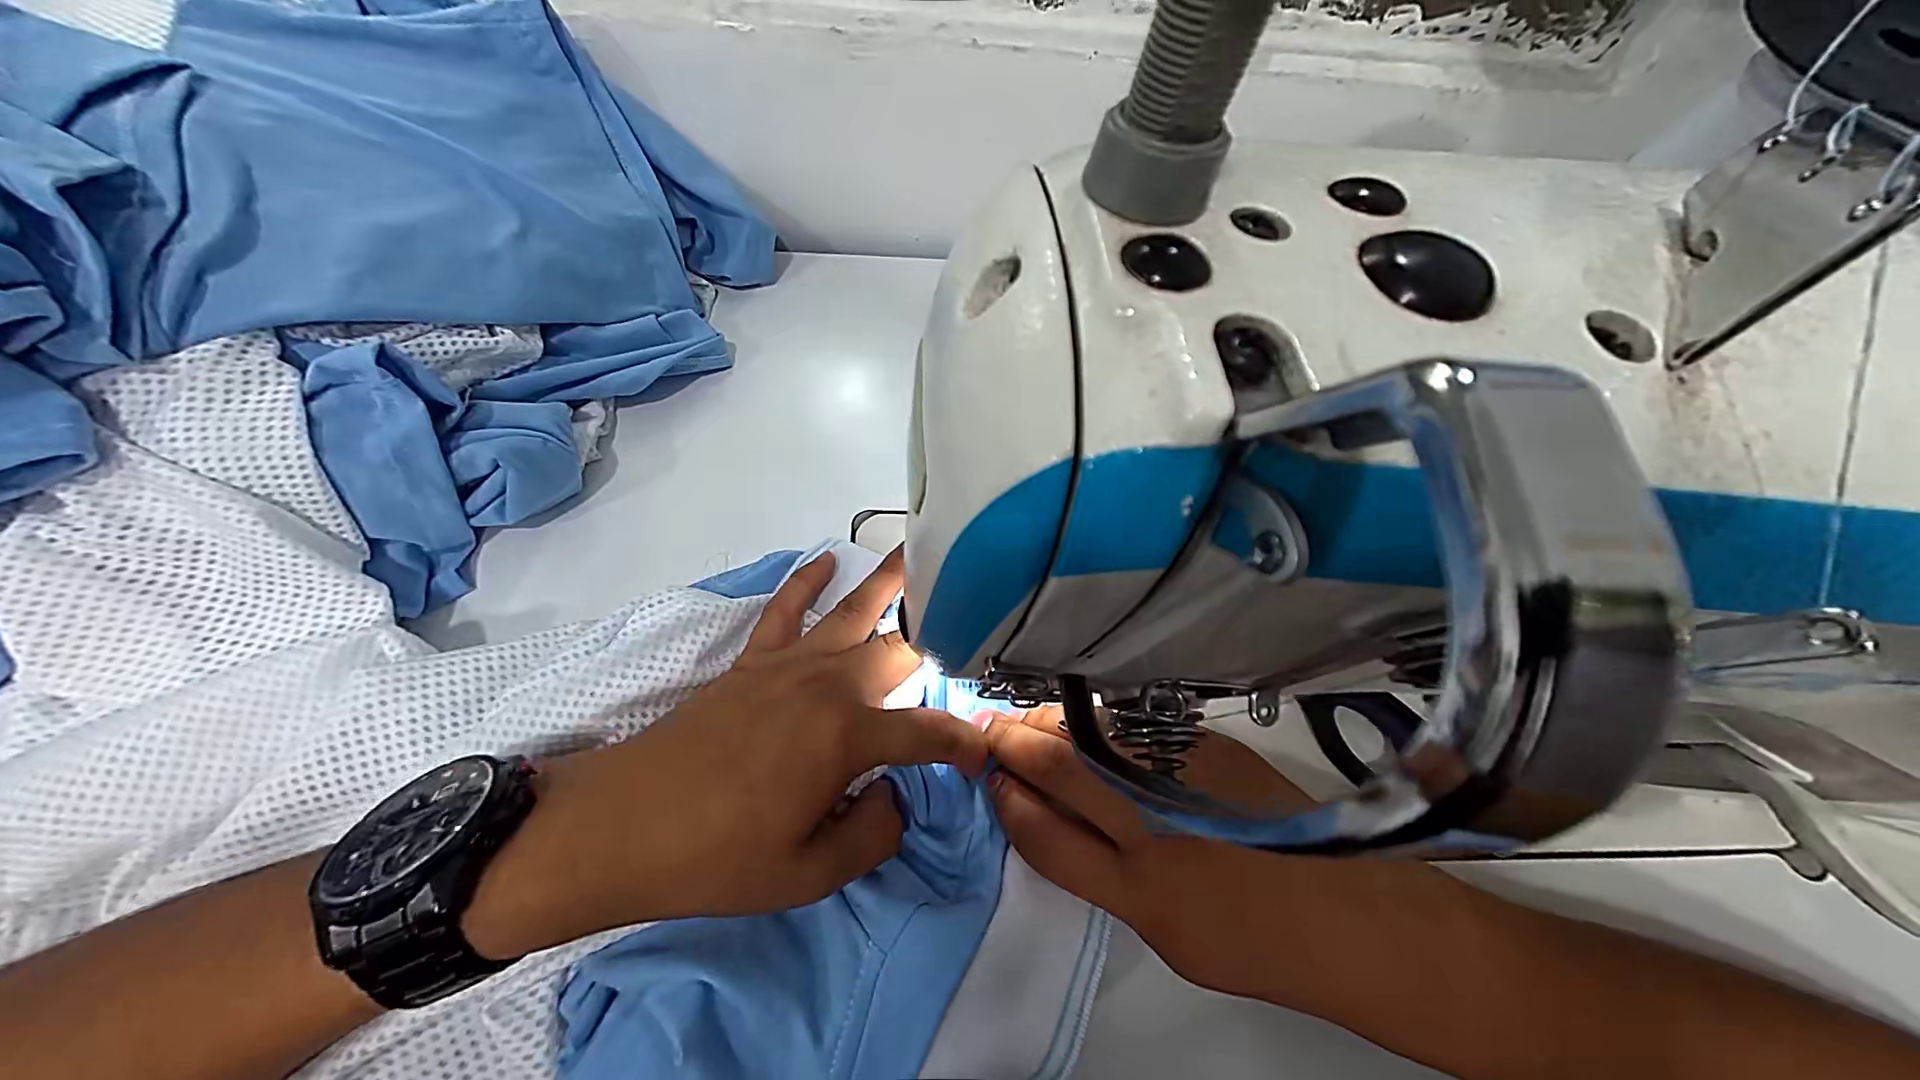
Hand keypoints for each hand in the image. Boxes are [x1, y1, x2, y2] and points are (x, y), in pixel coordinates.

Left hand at [465, 549, 989, 956]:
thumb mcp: (807, 874)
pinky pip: (785, 609)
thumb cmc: (715, 858)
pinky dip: (807, 581)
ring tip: (919, 552)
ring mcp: (787, 665)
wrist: (619, 827)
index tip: (981, 758)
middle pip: (899, 654)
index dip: (964, 744)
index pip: (928, 733)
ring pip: (852, 613)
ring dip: (889, 584)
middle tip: (968, 641)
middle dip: (938, 649)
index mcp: (847, 737)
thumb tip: (894, 797)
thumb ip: (871, 835)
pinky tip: (828, 560)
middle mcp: (826, 686)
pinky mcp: (752, 662)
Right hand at [982, 708, 1317, 1002]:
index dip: (1007, 800)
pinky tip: (1079, 727)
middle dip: (1012, 745)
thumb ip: (1093, 868)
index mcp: (1137, 885)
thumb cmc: (1246, 938)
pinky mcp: (1203, 742)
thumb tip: (1043, 813)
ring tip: (1021, 726)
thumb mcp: (1155, 927)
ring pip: (1089, 734)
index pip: (1043, 832)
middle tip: (987, 736)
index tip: (989, 779)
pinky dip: (1090, 723)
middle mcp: (1155, 820)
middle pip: (1058, 766)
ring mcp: (1182, 770)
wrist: (1342, 907)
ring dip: (1045, 725)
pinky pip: (1126, 725)